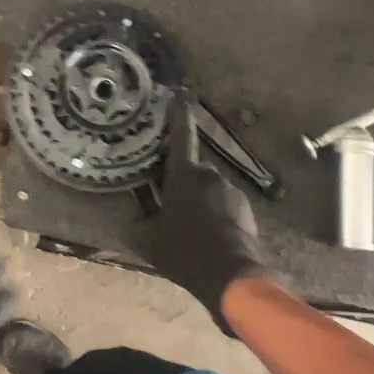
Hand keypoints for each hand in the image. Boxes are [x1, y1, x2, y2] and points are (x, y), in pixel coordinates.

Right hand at [137, 104, 275, 334]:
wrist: (233, 279)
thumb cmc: (185, 252)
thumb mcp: (146, 240)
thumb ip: (133, 222)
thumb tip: (127, 216)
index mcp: (186, 174)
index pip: (181, 134)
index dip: (177, 114)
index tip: (177, 95)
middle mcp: (212, 175)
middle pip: (191, 168)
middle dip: (178, 179)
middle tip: (162, 198)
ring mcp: (232, 192)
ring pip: (207, 189)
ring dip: (195, 200)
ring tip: (182, 227)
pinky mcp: (245, 211)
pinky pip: (221, 205)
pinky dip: (211, 215)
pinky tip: (203, 238)